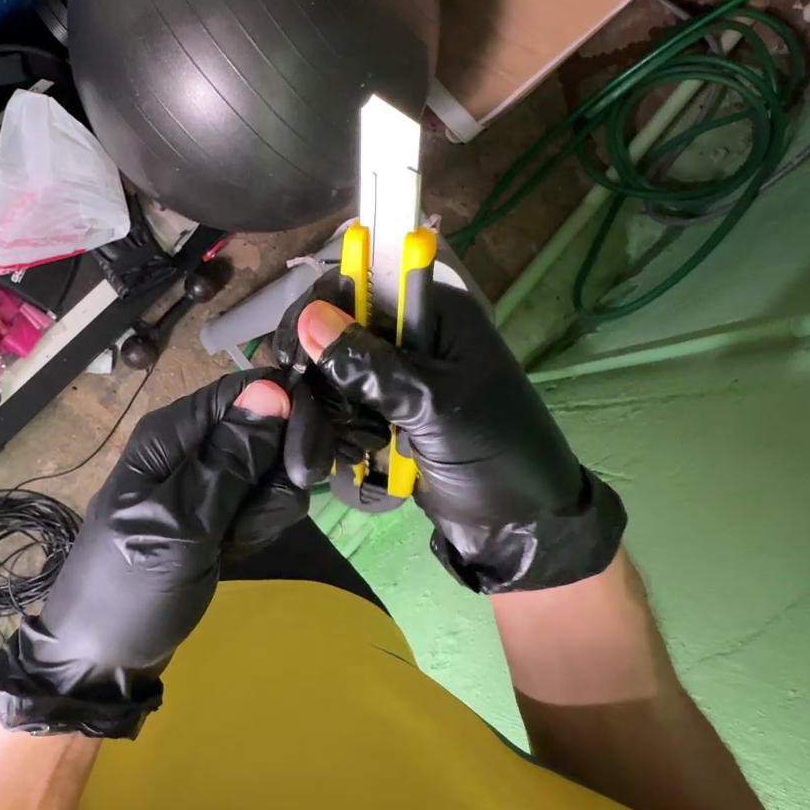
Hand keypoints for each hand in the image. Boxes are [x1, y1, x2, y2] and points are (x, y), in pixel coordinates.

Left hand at [0, 371, 305, 736]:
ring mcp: (207, 479)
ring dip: (265, 511)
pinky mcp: (220, 509)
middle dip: (276, 477)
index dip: (288, 418)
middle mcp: (192, 444)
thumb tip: (273, 390)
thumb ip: (230, 459)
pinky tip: (231, 552)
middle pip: (270, 428)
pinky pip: (262, 501)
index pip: (250, 389)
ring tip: (228, 544)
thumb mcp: (183, 524)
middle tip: (247, 524)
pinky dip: (258, 528)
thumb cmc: (131, 588)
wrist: (105, 652)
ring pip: (273, 469)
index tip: (300, 470)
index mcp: (172, 432)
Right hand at [281, 281, 624, 592]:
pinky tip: (355, 455)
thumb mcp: (430, 405)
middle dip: (324, 374)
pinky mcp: (387, 411)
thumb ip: (369, 364)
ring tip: (358, 443)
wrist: (517, 522)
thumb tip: (309, 318)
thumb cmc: (491, 454)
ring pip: (332, 373)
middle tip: (325, 412)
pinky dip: (340, 431)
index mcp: (435, 313)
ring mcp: (398, 377)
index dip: (319, 312)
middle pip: (337, 330)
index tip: (293, 357)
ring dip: (333, 410)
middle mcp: (412, 336)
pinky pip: (343, 407)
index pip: (359, 286)